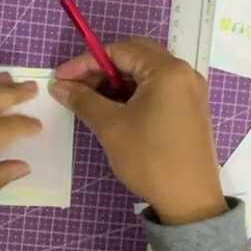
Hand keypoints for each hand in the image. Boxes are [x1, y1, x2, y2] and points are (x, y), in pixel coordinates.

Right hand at [50, 39, 225, 224]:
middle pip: (135, 56)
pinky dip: (134, 93)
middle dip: (101, 69)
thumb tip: (59, 85)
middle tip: (75, 87)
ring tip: (91, 101)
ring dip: (116, 82)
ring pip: (146, 73)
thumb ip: (83, 100)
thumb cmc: (149, 159)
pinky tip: (115, 110)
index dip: (85, 62)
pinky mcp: (190, 108)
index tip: (60, 79)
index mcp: (167, 71)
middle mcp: (184, 73)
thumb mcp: (111, 127)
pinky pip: (158, 89)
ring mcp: (191, 91)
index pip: (119, 51)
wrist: (189, 200)